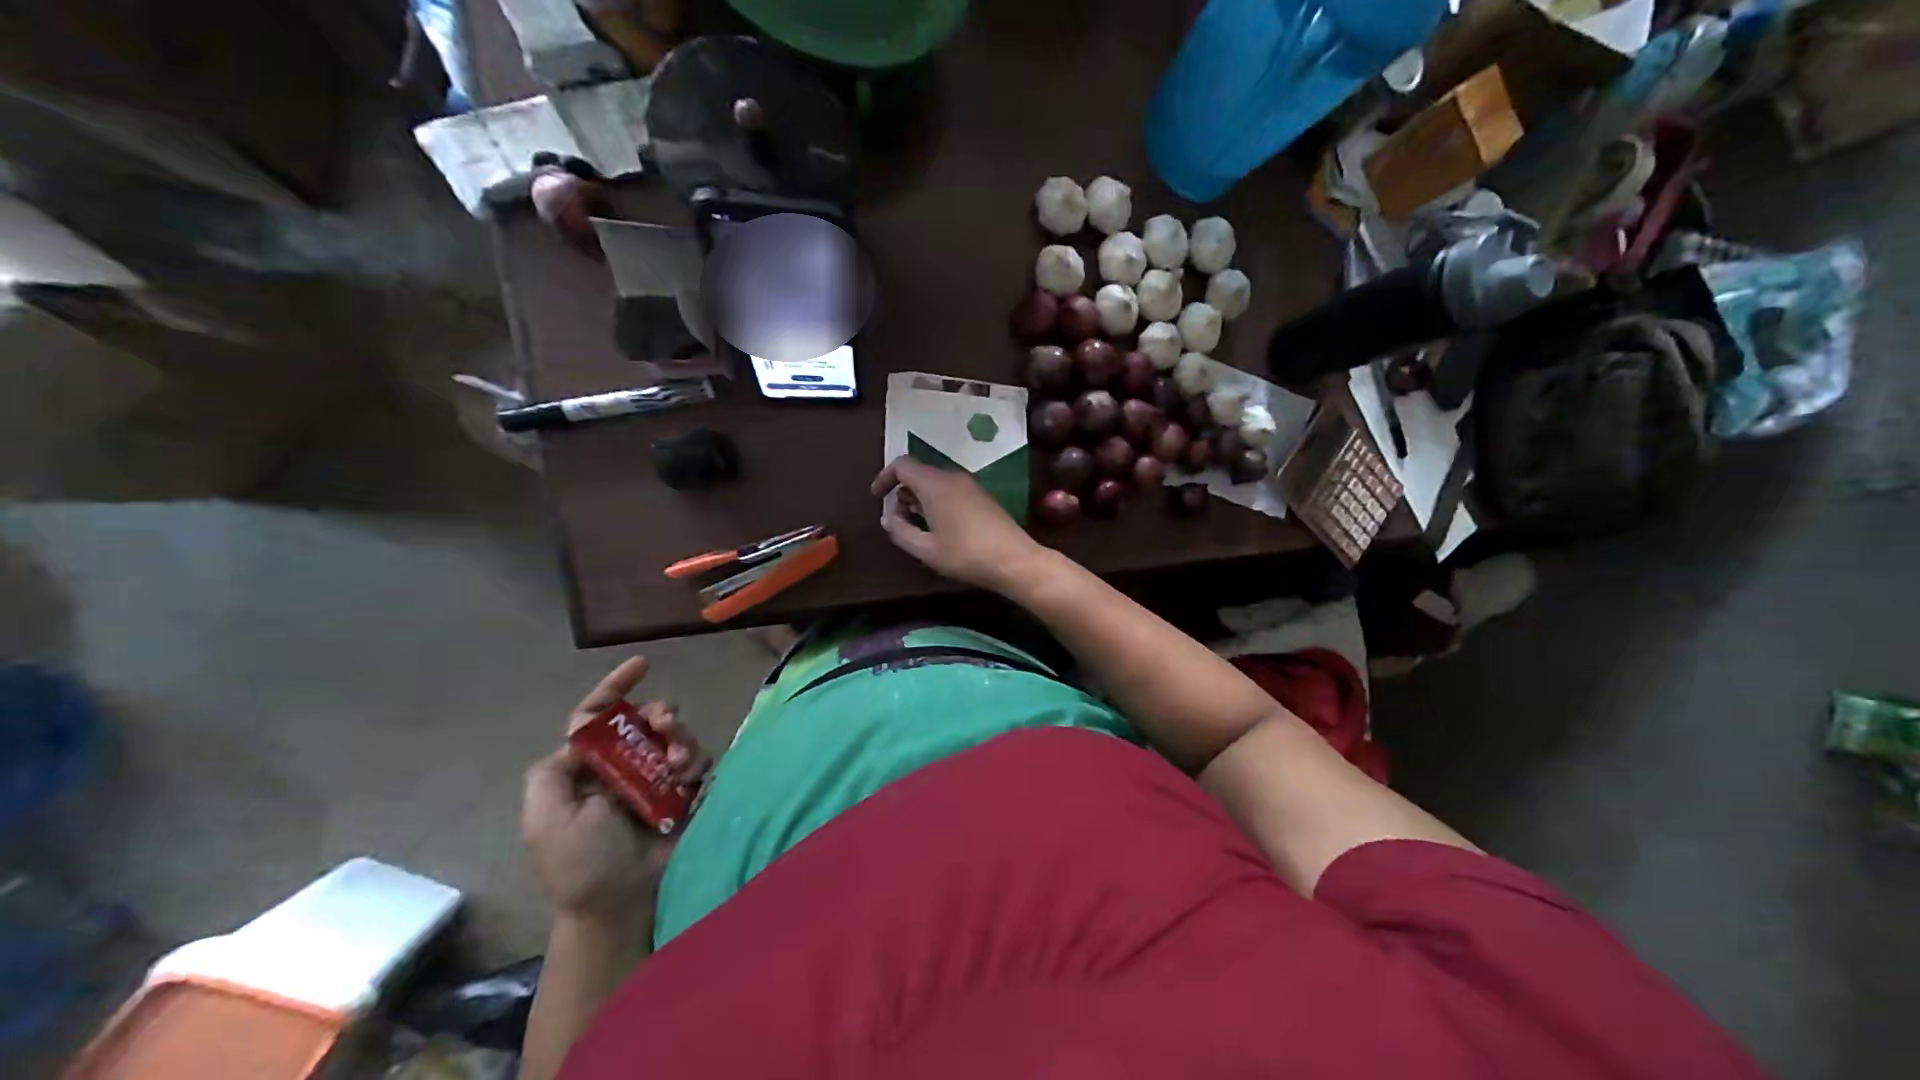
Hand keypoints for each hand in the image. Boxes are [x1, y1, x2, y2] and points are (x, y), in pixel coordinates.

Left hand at [521, 656, 709, 922]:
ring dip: (680, 738)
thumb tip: (582, 736)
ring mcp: (653, 781)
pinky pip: (696, 761)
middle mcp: (620, 768)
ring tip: (681, 762)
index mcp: (585, 769)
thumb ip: (551, 771)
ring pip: (673, 736)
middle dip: (659, 713)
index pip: (595, 717)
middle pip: (643, 721)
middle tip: (667, 723)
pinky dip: (696, 760)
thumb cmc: (581, 863)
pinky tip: (691, 776)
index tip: (642, 664)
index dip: (615, 686)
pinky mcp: (682, 795)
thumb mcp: (545, 818)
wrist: (622, 905)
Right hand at [870, 456, 1047, 592]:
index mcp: (936, 485)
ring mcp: (970, 485)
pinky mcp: (982, 496)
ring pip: (935, 482)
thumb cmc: (966, 555)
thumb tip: (887, 518)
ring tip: (916, 525)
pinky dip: (936, 501)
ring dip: (919, 498)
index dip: (885, 478)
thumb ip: (901, 531)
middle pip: (919, 472)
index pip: (902, 465)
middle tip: (898, 519)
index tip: (877, 497)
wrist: (1014, 561)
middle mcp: (953, 477)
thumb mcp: (926, 550)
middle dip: (902, 491)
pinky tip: (939, 527)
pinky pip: (950, 489)